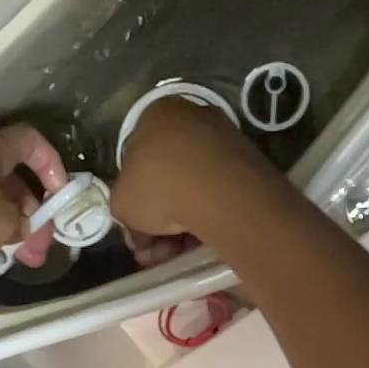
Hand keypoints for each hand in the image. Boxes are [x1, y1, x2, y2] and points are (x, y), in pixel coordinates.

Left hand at [0, 124, 69, 268]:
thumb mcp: (1, 224)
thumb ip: (22, 225)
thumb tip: (25, 227)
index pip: (29, 141)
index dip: (51, 163)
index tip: (59, 195)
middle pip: (7, 178)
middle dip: (29, 212)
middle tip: (38, 247)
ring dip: (5, 227)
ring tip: (14, 259)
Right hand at [112, 98, 274, 264]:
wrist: (220, 192)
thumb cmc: (158, 187)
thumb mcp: (121, 203)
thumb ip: (123, 208)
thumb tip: (138, 228)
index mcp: (155, 115)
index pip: (135, 162)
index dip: (133, 202)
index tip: (138, 232)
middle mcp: (191, 116)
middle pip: (166, 176)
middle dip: (158, 218)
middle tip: (156, 249)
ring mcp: (223, 136)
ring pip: (193, 187)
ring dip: (181, 222)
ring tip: (178, 252)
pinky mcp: (247, 160)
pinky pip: (217, 192)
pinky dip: (207, 215)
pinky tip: (200, 241)